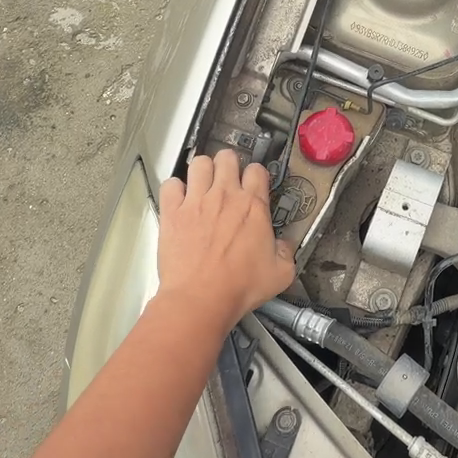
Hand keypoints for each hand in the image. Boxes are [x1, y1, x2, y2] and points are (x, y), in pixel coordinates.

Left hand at [155, 150, 294, 332]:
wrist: (200, 300)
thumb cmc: (237, 287)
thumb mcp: (280, 273)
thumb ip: (287, 252)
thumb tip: (285, 246)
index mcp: (253, 206)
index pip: (257, 170)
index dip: (256, 174)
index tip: (253, 184)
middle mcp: (225, 196)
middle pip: (227, 157)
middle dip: (228, 164)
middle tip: (227, 178)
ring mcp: (197, 201)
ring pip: (199, 163)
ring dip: (202, 170)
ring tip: (202, 183)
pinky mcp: (173, 213)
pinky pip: (170, 184)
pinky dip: (174, 188)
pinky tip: (179, 199)